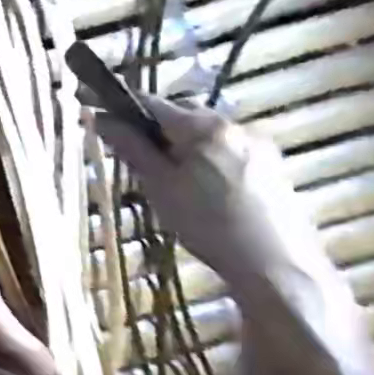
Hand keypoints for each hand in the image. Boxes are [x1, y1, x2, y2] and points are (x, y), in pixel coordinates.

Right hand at [84, 91, 326, 291]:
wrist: (280, 272)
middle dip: (155, 127)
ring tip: (171, 179)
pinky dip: (208, 160)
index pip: (150, 102)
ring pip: (206, 134)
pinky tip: (205, 192)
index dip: (119, 105)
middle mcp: (234, 125)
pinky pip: (228, 151)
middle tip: (137, 156)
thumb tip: (99, 117)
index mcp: (203, 126)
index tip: (93, 108)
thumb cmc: (210, 226)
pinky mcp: (275, 168)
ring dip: (183, 144)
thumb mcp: (160, 187)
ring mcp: (259, 146)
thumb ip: (131, 147)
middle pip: (181, 115)